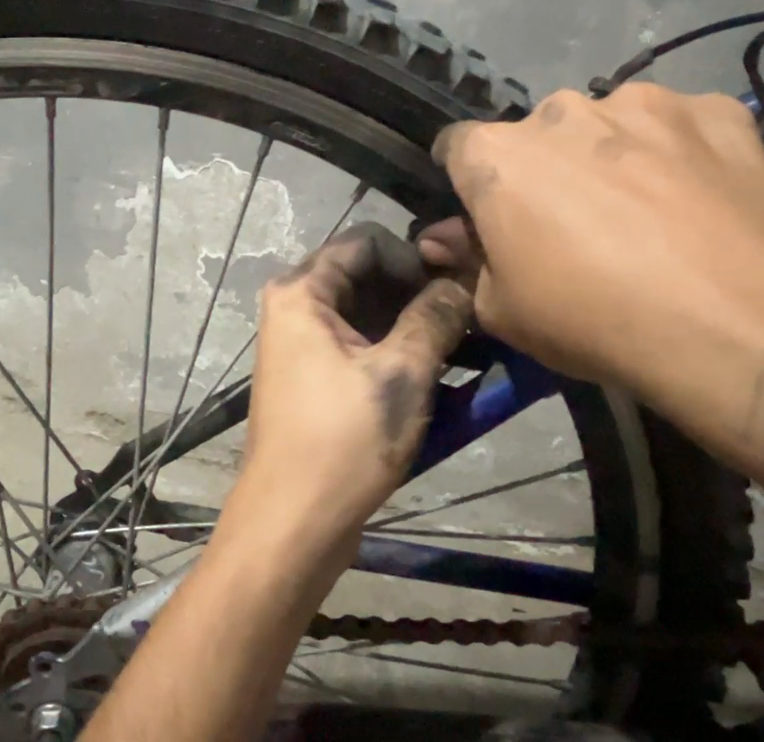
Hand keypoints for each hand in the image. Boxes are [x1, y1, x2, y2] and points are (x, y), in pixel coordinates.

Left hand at [232, 223, 473, 563]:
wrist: (292, 522)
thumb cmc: (344, 440)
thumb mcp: (401, 373)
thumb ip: (435, 316)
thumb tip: (461, 281)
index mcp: (301, 290)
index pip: (367, 241)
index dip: (416, 258)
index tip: (457, 290)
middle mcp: (295, 307)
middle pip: (368, 276)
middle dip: (420, 294)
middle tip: (471, 320)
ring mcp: (303, 344)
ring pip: (369, 314)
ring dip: (415, 327)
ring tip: (467, 349)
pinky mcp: (316, 379)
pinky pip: (362, 347)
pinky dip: (398, 353)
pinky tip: (442, 374)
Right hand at [424, 83, 763, 401]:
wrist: (747, 330)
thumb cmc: (598, 322)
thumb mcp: (505, 313)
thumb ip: (465, 264)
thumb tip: (443, 241)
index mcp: (497, 156)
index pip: (456, 147)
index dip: (468, 184)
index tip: (488, 218)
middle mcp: (562, 111)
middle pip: (536, 135)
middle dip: (544, 170)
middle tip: (575, 228)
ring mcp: (645, 103)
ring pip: (609, 125)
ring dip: (611, 156)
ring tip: (649, 214)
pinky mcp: (718, 111)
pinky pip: (679, 127)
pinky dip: (678, 154)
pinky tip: (701, 202)